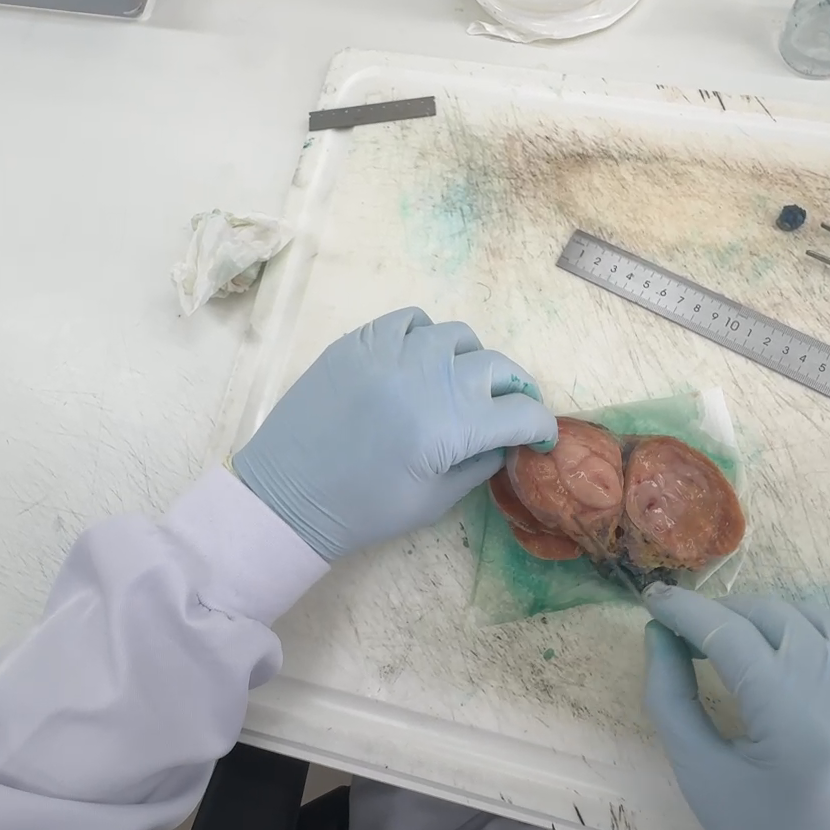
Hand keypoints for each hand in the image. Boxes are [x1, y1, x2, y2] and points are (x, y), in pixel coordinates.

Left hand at [233, 307, 557, 562]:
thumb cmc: (363, 509)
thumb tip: (508, 441)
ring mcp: (394, 352)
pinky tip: (419, 360)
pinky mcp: (361, 340)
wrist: (288, 495)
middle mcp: (430, 378)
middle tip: (505, 410)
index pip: (523, 413)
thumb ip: (481, 464)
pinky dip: (427, 336)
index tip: (539, 437)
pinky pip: (412, 320)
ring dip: (472, 360)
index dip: (541, 427)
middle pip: (499, 367)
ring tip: (460, 383)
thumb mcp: (434, 500)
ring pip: (459, 335)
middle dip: (514, 391)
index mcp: (452, 426)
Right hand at [643, 587, 829, 829]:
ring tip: (739, 644)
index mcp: (798, 724)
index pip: (729, 633)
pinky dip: (816, 638)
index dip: (685, 609)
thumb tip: (659, 632)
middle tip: (690, 634)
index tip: (653, 599)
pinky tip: (793, 661)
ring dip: (768, 620)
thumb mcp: (701, 777)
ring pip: (816, 618)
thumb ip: (670, 696)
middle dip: (722, 614)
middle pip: (773, 615)